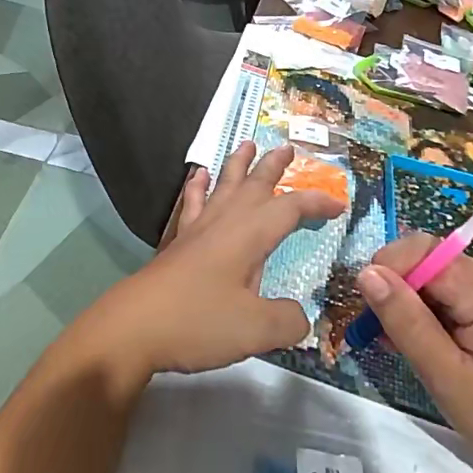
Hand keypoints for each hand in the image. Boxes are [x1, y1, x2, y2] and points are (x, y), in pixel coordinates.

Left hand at [80, 142, 345, 380]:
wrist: (134, 327)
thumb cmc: (198, 322)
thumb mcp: (256, 329)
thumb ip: (287, 320)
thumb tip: (300, 316)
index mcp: (249, 235)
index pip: (289, 208)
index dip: (315, 203)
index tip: (338, 205)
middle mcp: (224, 223)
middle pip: (254, 185)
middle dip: (274, 167)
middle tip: (288, 148)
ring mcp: (198, 231)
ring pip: (223, 187)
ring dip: (238, 165)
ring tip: (246, 144)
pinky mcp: (179, 244)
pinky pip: (192, 204)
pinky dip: (197, 187)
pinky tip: (197, 175)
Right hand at [356, 235, 472, 472]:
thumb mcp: (447, 377)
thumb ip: (406, 321)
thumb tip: (365, 273)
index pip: (424, 250)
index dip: (387, 269)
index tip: (368, 310)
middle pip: (428, 259)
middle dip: (398, 290)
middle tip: (383, 335)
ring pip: (435, 273)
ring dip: (411, 302)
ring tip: (404, 344)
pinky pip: (451, 287)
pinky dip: (430, 309)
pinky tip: (428, 342)